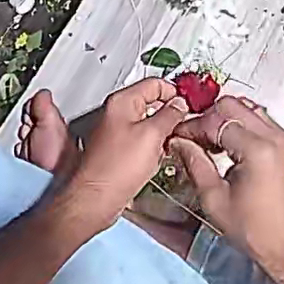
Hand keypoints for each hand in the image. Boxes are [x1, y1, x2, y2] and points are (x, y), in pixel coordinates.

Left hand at [44, 79, 189, 237]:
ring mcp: (115, 131)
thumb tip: (179, 104)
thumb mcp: (153, 135)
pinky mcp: (117, 149)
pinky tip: (155, 158)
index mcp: (122, 102)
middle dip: (168, 113)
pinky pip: (141, 140)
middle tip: (181, 124)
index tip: (187, 104)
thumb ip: (170, 114)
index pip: (154, 83)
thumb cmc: (115, 169)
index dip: (174, 92)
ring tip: (167, 145)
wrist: (96, 199)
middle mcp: (115, 113)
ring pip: (147, 122)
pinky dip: (152, 146)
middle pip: (151, 101)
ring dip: (161, 132)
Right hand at [169, 97, 283, 283]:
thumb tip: (180, 142)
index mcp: (259, 151)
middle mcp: (277, 139)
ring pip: (251, 109)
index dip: (194, 127)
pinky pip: (264, 122)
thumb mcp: (215, 199)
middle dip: (210, 117)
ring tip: (211, 140)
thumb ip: (196, 163)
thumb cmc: (255, 231)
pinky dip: (245, 126)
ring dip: (228, 118)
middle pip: (235, 105)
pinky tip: (231, 145)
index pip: (218, 121)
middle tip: (194, 136)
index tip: (180, 136)